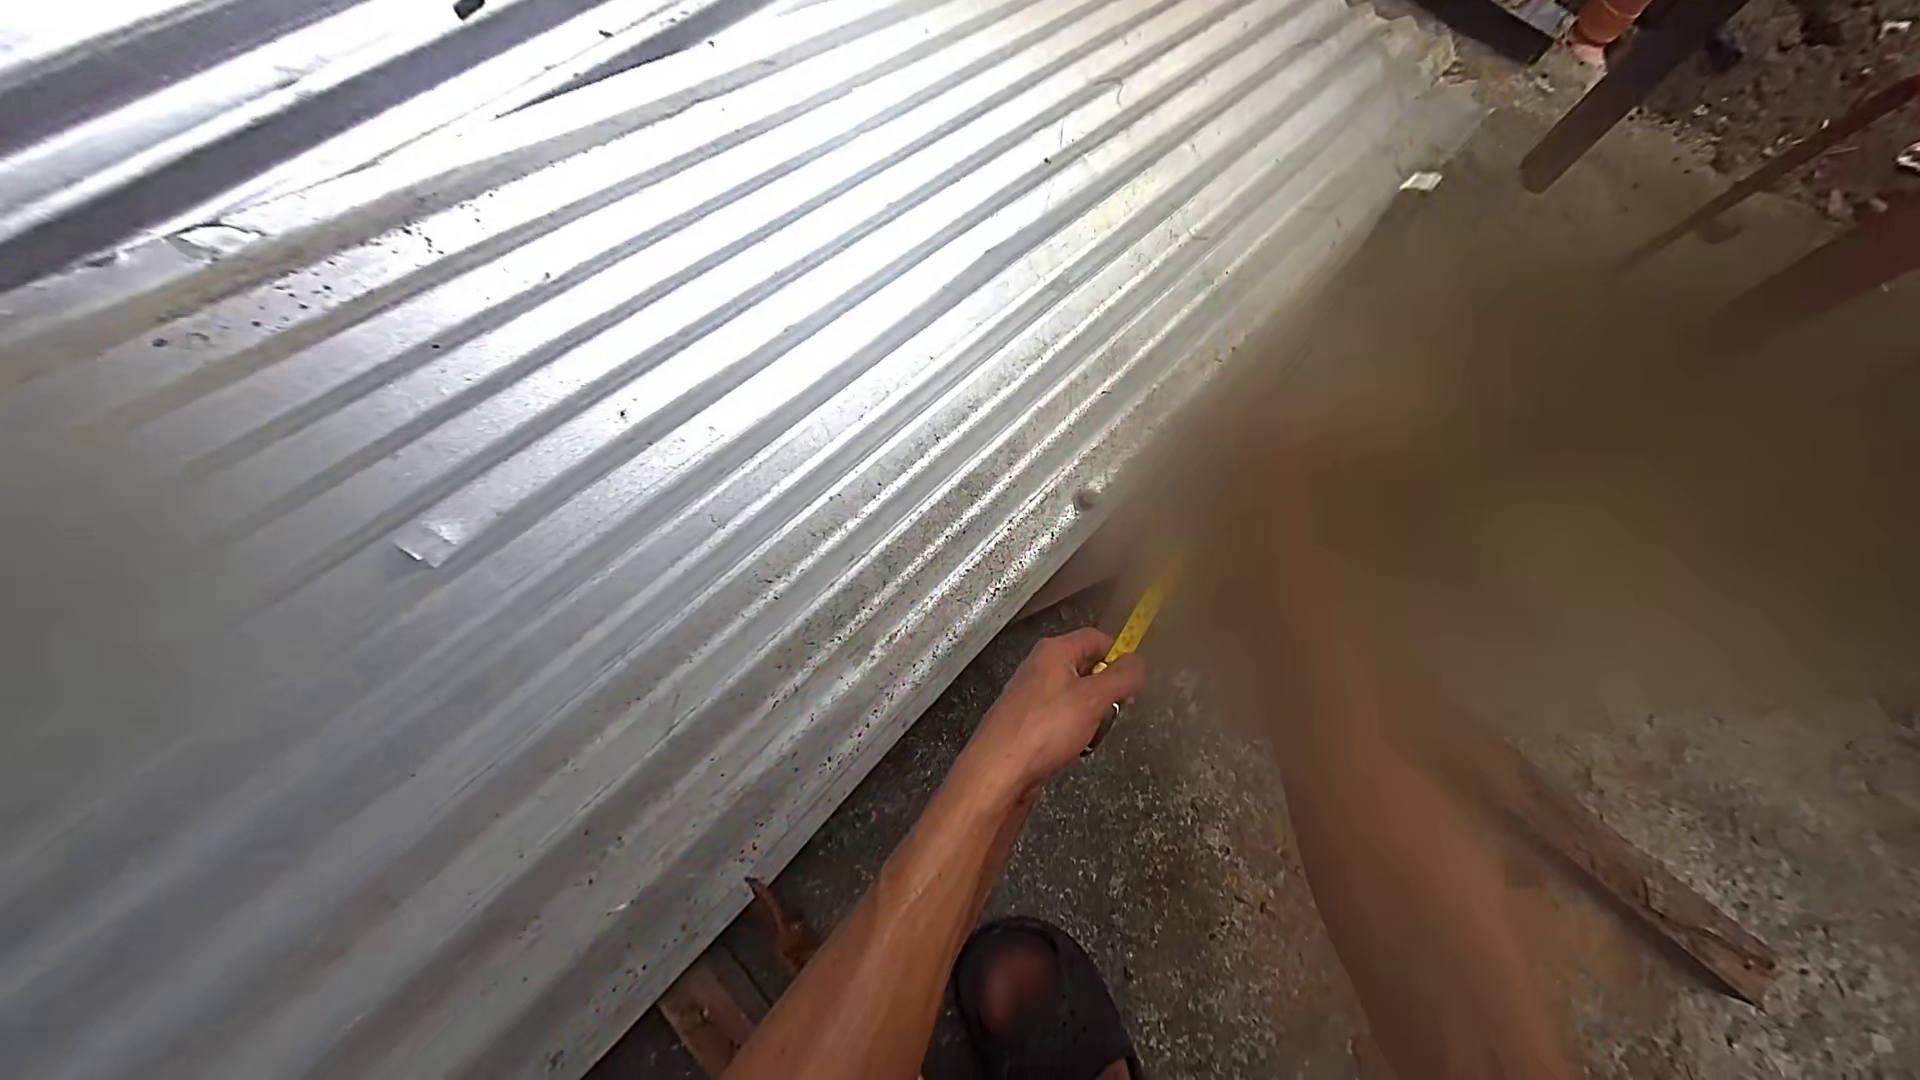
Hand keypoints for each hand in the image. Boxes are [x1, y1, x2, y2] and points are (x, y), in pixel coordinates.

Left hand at [964, 629, 1146, 791]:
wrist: (1001, 769)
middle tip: (1110, 710)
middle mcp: (1041, 667)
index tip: (1134, 677)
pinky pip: (1064, 719)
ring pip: (1078, 697)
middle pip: (1088, 668)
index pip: (1097, 638)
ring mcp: (1034, 694)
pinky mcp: (1031, 720)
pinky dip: (1074, 732)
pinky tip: (1071, 748)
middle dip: (1106, 692)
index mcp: (1054, 651)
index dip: (1119, 655)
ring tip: (1086, 734)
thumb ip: (1122, 677)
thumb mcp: (1095, 699)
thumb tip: (1137, 663)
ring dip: (1091, 717)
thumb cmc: (1038, 731)